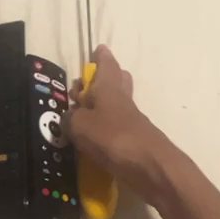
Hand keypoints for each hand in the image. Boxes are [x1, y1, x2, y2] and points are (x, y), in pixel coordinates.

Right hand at [69, 46, 184, 207]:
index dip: (101, 57)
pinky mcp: (134, 141)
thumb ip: (70, 119)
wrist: (151, 168)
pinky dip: (104, 130)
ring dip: (101, 107)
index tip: (98, 50)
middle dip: (102, 80)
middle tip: (85, 87)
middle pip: (116, 82)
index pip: (106, 64)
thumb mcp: (79, 125)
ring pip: (115, 105)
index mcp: (109, 88)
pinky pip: (116, 128)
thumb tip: (69, 118)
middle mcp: (122, 100)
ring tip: (80, 117)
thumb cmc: (113, 138)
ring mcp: (130, 121)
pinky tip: (92, 141)